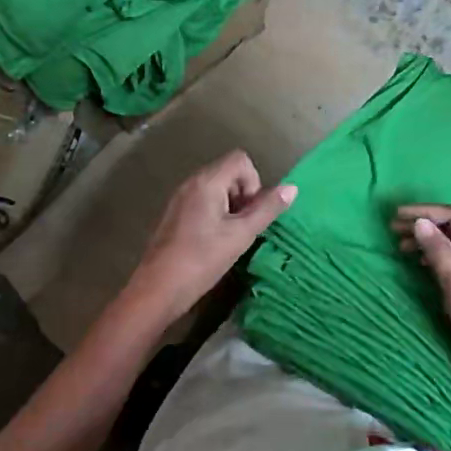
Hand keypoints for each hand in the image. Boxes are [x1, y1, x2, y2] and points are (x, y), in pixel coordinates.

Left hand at [131, 151, 295, 315]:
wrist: (157, 290)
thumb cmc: (202, 260)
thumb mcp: (241, 235)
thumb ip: (267, 209)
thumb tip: (292, 188)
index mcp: (207, 182)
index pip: (241, 160)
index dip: (254, 182)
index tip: (252, 212)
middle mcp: (191, 183)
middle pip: (229, 172)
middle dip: (244, 196)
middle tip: (244, 227)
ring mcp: (180, 199)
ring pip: (217, 189)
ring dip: (232, 207)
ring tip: (230, 237)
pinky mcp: (175, 216)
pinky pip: (203, 202)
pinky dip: (216, 215)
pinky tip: (214, 243)